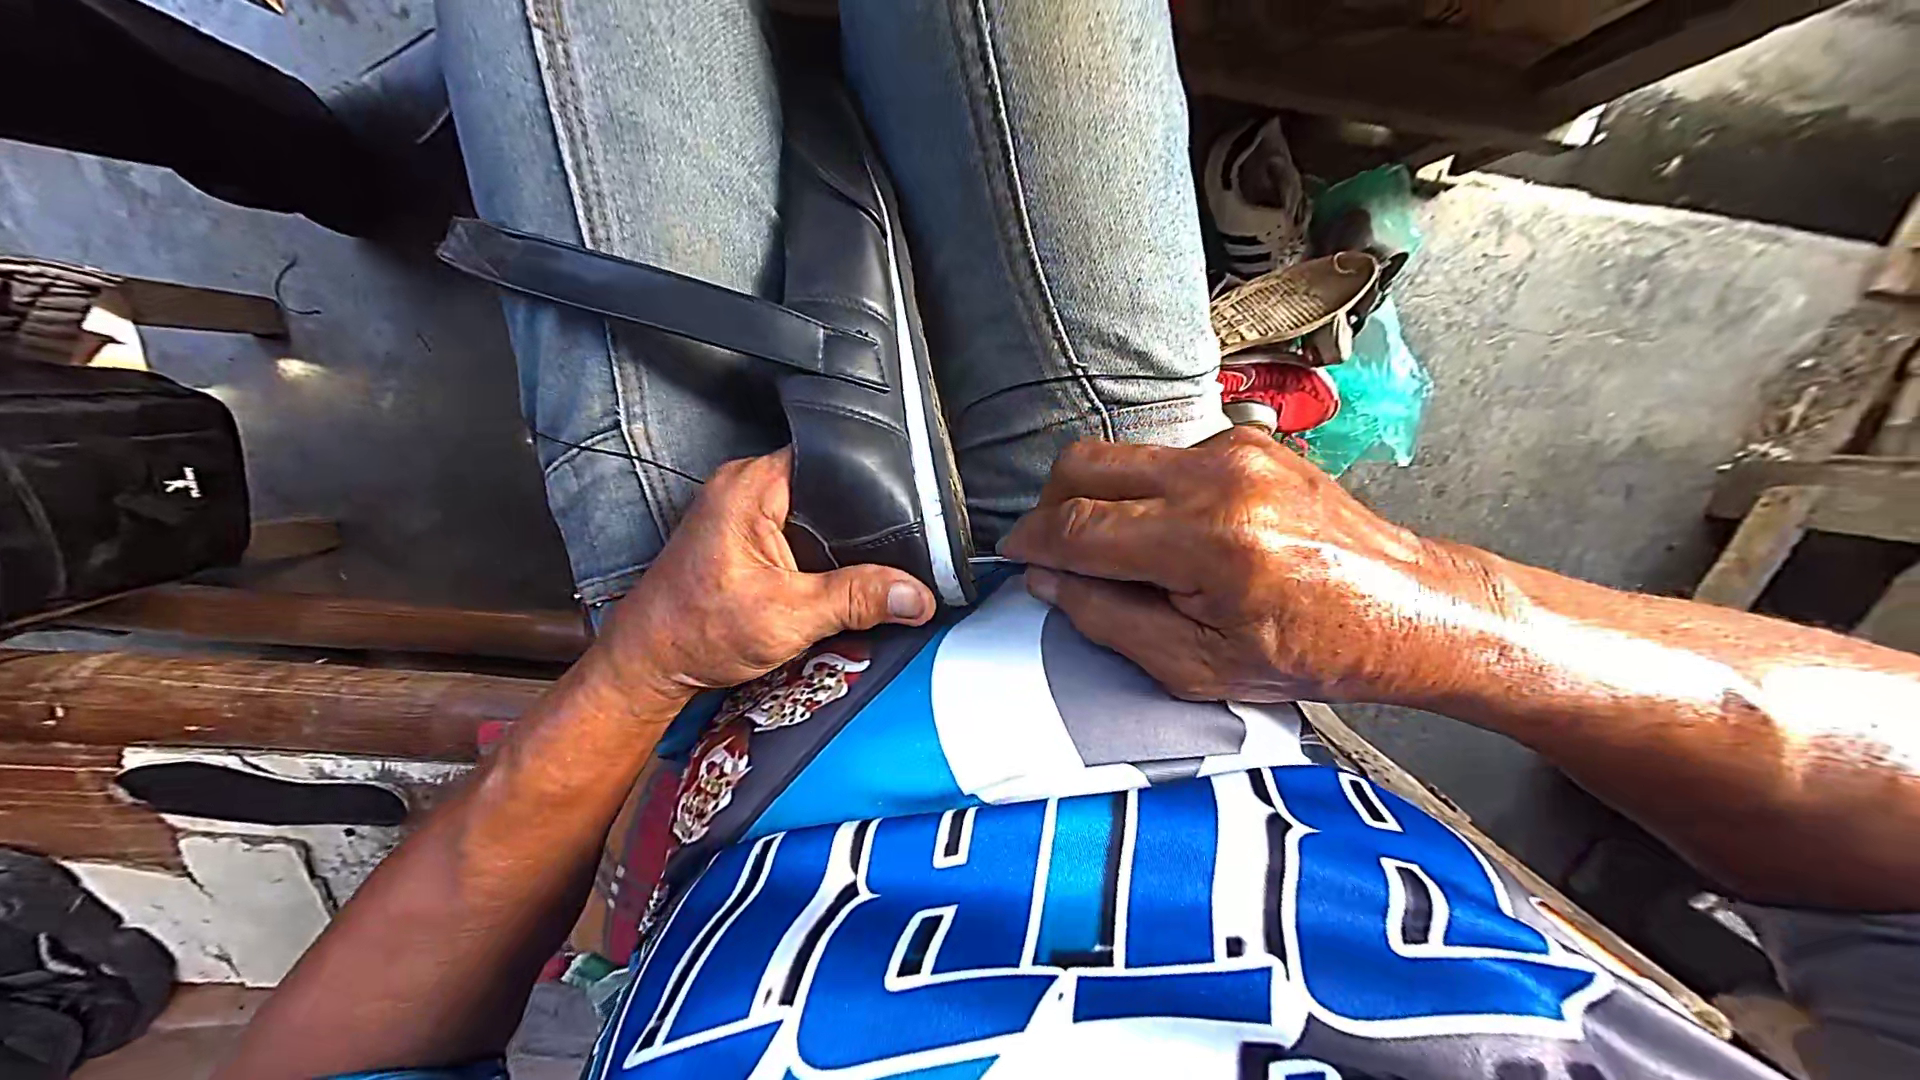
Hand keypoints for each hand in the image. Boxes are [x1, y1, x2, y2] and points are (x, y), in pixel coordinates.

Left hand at [583, 447, 935, 712]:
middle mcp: (747, 486)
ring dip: (840, 540)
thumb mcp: (789, 616)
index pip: (833, 462)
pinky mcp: (749, 535)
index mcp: (752, 485)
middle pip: (831, 488)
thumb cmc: (693, 632)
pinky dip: (822, 553)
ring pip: (819, 512)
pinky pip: (802, 530)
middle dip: (863, 520)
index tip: (907, 514)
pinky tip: (832, 575)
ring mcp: (747, 510)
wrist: (652, 664)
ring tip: (861, 564)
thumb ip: (856, 600)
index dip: (875, 487)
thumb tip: (914, 595)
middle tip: (888, 551)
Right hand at [999, 428, 1499, 704]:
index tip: (1016, 556)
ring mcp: (1236, 447)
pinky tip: (1164, 531)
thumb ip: (1107, 619)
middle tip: (1052, 549)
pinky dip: (1139, 491)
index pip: (1079, 527)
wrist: (1408, 608)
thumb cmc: (1316, 649)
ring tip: (1117, 550)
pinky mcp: (1247, 440)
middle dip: (1049, 507)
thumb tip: (1050, 582)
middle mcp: (1219, 476)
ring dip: (1095, 499)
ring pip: (1117, 456)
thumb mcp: (1198, 667)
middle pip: (1083, 465)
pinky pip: (1159, 456)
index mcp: (1209, 541)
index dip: (1033, 543)